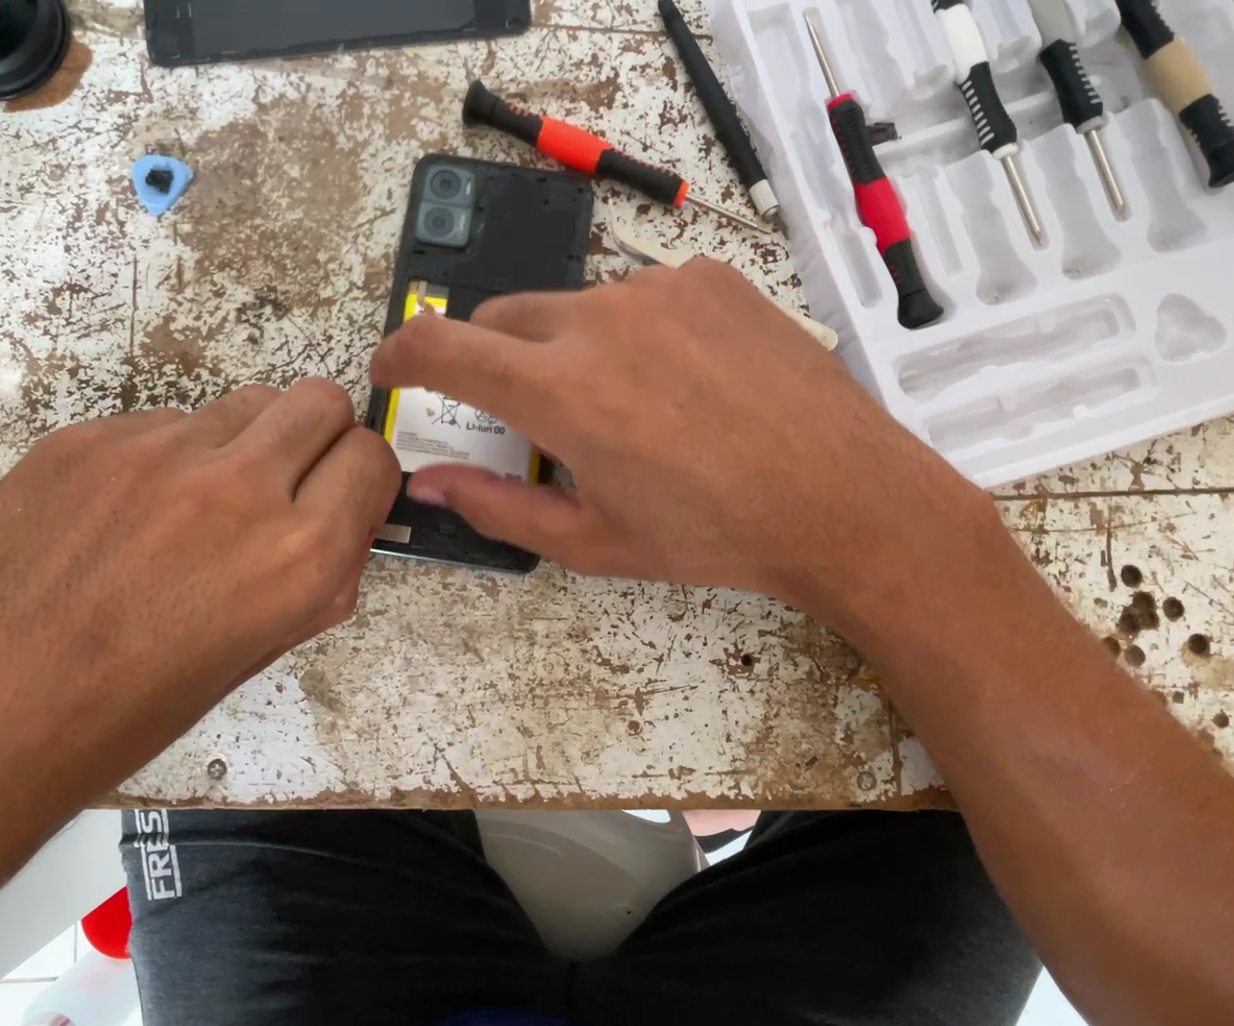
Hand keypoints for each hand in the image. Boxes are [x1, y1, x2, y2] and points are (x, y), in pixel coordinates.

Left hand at [0, 380, 398, 863]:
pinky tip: (124, 516)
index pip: (373, 459)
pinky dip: (169, 457)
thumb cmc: (124, 717)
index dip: (363, 480)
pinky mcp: (84, 438)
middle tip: (283, 487)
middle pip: (319, 401)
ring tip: (198, 505)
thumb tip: (338, 534)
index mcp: (296, 557)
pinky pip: (162, 422)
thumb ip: (313, 584)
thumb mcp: (251, 659)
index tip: (341, 502)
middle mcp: (240, 487)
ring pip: (242, 404)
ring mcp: (155, 451)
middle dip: (318, 439)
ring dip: (245, 443)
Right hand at [371, 259, 992, 622]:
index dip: (400, 354)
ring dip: (566, 349)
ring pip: (572, 307)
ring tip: (624, 409)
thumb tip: (427, 482)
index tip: (391, 369)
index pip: (442, 346)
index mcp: (561, 392)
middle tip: (524, 416)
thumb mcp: (594, 540)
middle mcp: (601, 321)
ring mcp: (660, 289)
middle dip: (488, 361)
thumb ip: (498, 506)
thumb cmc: (714, 534)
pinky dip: (629, 333)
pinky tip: (677, 382)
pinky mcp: (710, 278)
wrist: (841, 498)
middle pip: (501, 318)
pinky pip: (637, 295)